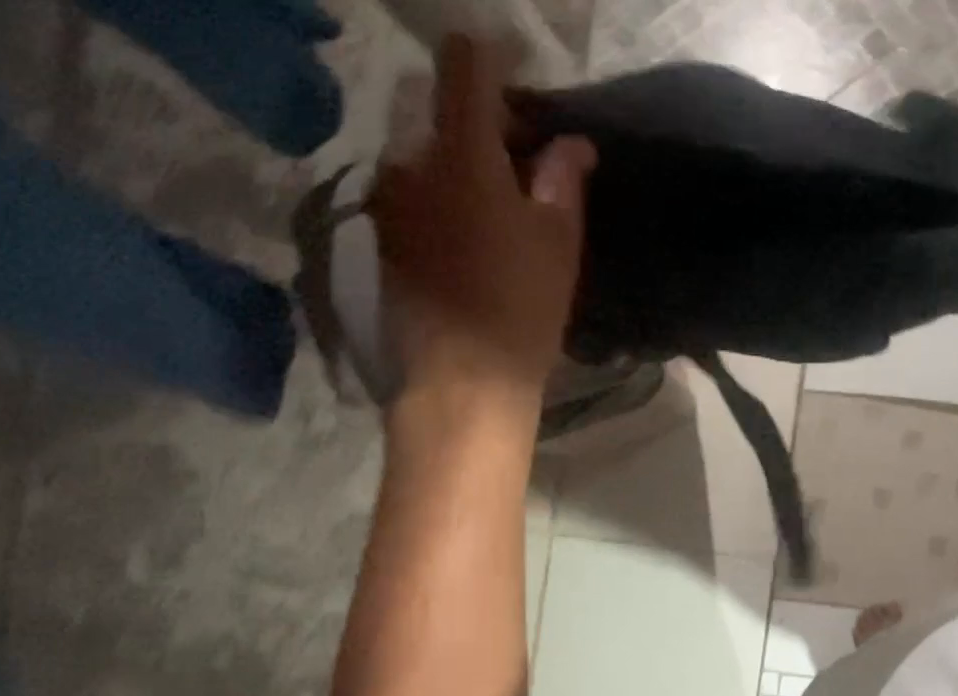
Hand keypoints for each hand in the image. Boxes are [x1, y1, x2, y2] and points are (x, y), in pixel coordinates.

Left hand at [369, 36, 596, 408]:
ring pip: (431, 157)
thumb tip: (572, 141)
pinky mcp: (384, 233)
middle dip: (488, 127)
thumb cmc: (523, 305)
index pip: (465, 69)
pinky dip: (446, 197)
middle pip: (447, 115)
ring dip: (465, 166)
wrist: (462, 376)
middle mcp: (413, 161)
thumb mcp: (559, 242)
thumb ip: (562, 179)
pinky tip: (475, 239)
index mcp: (463, 154)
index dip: (490, 57)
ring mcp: (390, 198)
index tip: (518, 68)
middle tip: (529, 162)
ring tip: (504, 209)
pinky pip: (417, 192)